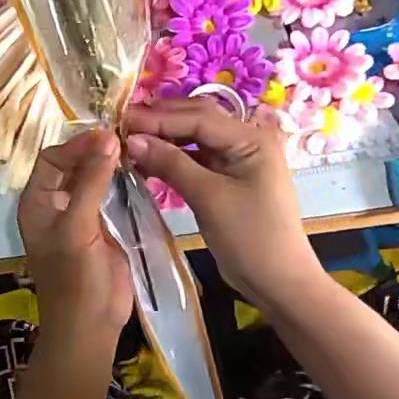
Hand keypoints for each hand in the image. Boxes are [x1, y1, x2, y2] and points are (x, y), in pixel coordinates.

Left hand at [18, 129, 132, 331]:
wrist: (91, 323)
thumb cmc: (75, 278)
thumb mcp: (78, 227)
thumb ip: (93, 182)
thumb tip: (108, 138)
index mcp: (38, 203)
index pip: (53, 159)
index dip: (77, 145)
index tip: (108, 135)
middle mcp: (57, 205)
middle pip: (74, 166)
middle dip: (96, 151)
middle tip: (128, 139)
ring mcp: (82, 217)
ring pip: (95, 179)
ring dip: (112, 165)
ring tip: (137, 151)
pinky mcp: (105, 228)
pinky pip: (112, 197)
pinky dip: (124, 184)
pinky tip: (141, 173)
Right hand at [122, 100, 322, 302]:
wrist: (278, 281)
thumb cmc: (250, 237)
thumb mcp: (209, 197)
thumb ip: (171, 164)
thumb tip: (133, 139)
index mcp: (251, 138)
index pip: (198, 117)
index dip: (158, 117)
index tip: (121, 119)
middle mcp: (246, 141)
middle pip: (198, 120)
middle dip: (161, 121)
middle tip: (121, 125)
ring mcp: (238, 161)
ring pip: (195, 139)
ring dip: (165, 139)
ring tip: (130, 141)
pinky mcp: (228, 181)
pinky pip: (196, 160)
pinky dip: (173, 159)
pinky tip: (148, 162)